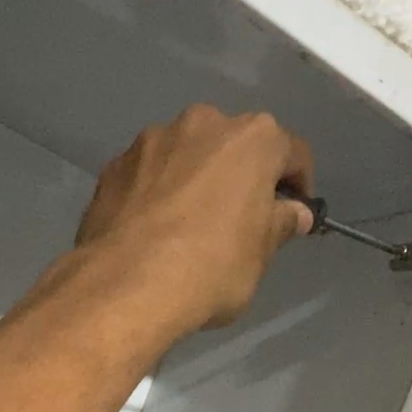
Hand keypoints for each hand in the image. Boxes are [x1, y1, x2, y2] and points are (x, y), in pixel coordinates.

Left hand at [75, 105, 314, 329]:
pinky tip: (150, 232)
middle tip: (237, 220)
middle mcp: (202, 124)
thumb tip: (294, 213)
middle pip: (232, 147)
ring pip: (184, 157)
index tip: (294, 213)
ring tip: (186, 227)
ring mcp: (151, 142)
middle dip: (239, 177)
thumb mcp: (260, 257)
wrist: (126, 287)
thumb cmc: (210, 270)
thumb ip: (279, 226)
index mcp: (252, 139)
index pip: (291, 153)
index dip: (298, 185)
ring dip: (192, 181)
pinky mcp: (112, 168)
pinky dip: (154, 196)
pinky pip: (146, 178)